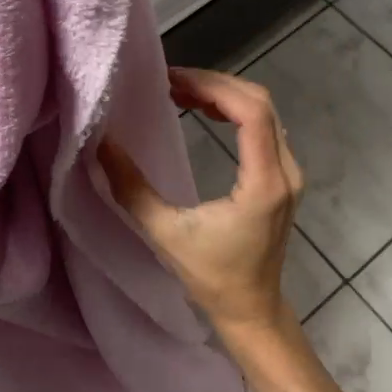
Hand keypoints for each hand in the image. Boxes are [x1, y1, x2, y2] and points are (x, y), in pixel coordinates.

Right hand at [97, 67, 306, 331]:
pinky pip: (265, 126)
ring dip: (225, 94)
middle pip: (260, 102)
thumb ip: (131, 188)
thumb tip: (102, 144)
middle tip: (172, 83)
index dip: (213, 87)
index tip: (173, 81)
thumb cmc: (211, 277)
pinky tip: (205, 111)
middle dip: (215, 84)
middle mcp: (286, 171)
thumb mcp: (165, 234)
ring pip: (265, 111)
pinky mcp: (284, 177)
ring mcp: (290, 173)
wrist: (251, 310)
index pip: (252, 112)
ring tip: (182, 92)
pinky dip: (236, 110)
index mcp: (264, 183)